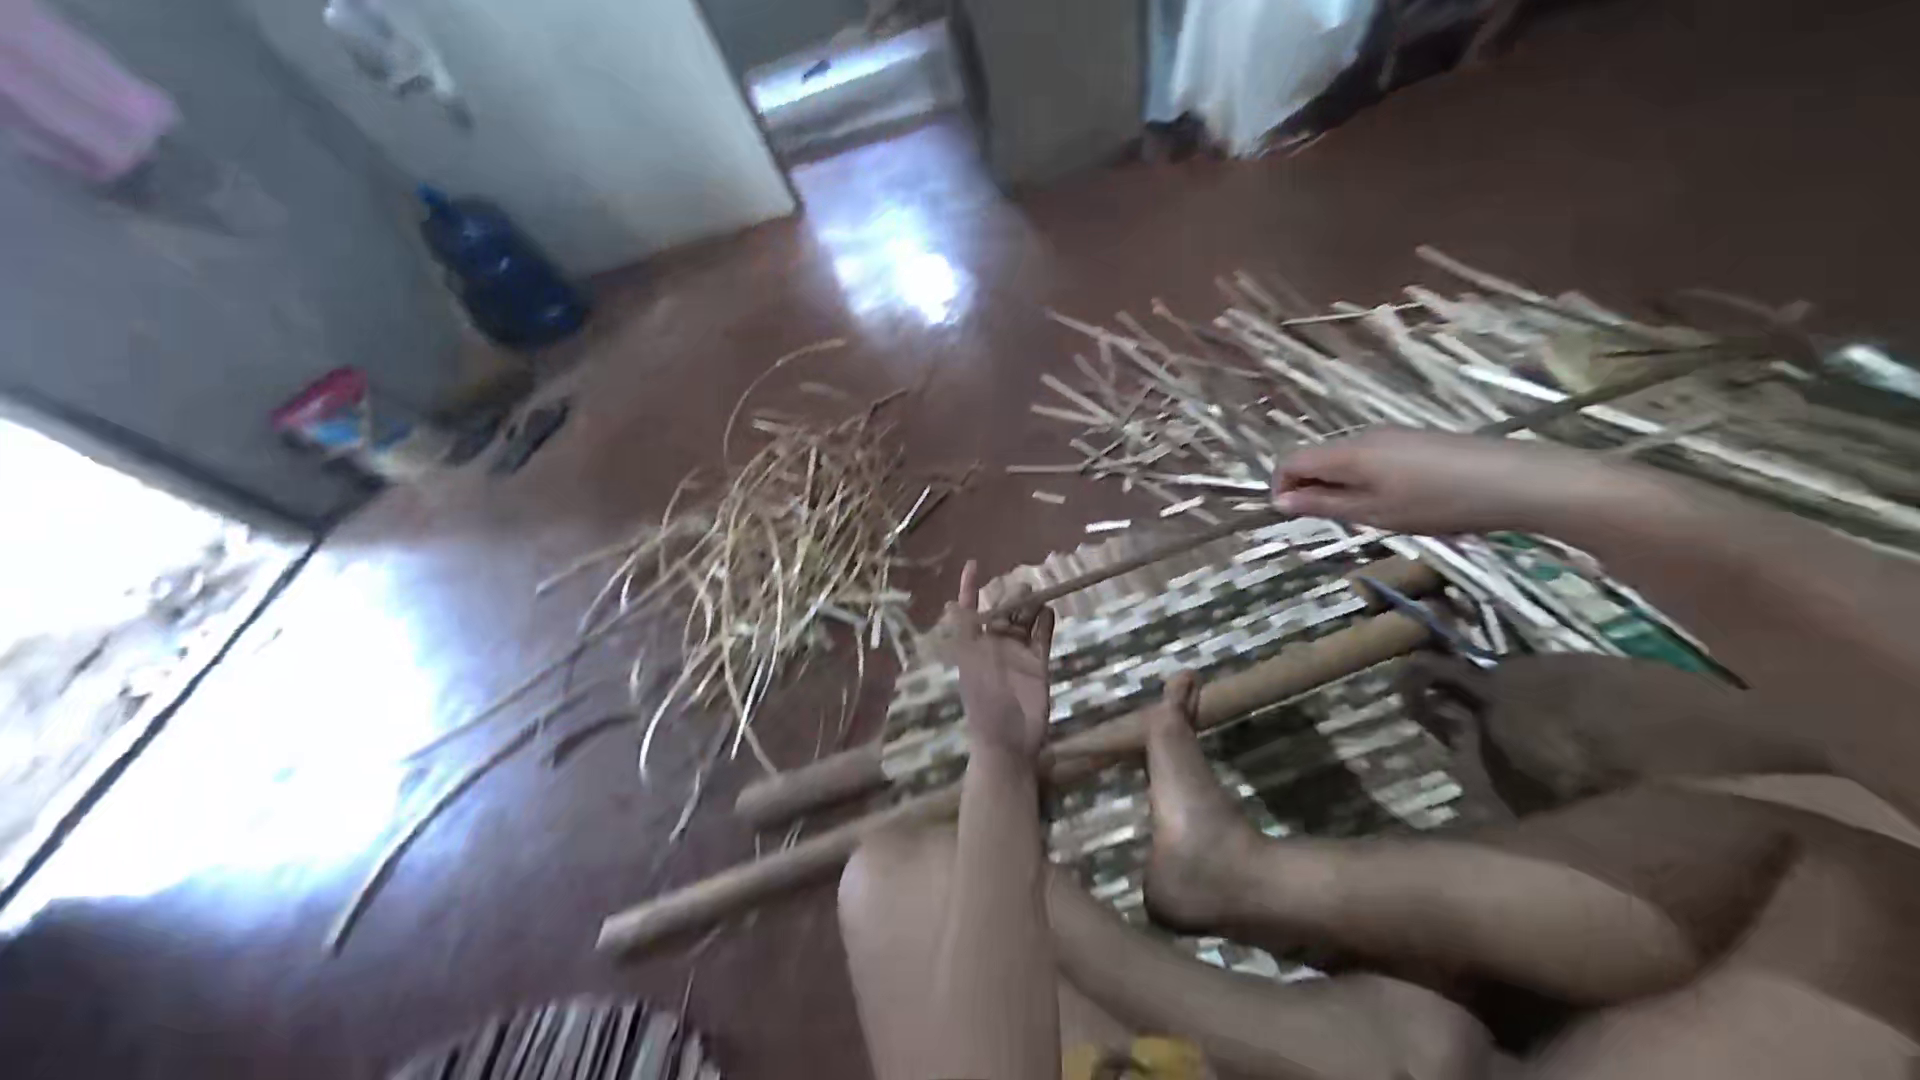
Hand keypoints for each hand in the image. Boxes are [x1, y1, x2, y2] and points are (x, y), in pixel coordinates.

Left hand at [935, 559, 1055, 758]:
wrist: (1008, 740)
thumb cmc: (983, 702)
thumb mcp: (969, 664)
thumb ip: (963, 632)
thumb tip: (947, 603)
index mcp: (974, 644)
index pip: (971, 609)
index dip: (970, 588)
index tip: (973, 564)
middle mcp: (995, 645)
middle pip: (1004, 612)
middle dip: (1011, 598)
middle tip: (1024, 588)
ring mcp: (1018, 654)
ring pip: (1025, 622)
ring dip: (1030, 607)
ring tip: (1039, 593)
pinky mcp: (1038, 664)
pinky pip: (1042, 638)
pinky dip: (1046, 624)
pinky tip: (1050, 610)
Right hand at [1270, 428, 1626, 534]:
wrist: (1520, 481)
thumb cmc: (1437, 503)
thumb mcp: (1373, 513)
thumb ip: (1323, 505)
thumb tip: (1280, 502)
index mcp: (1347, 453)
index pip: (1291, 462)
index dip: (1280, 488)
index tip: (1290, 517)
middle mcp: (1364, 437)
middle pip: (1317, 458)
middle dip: (1310, 488)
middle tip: (1331, 523)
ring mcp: (1393, 436)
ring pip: (1345, 460)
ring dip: (1338, 486)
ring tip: (1367, 517)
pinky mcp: (1416, 441)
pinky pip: (1371, 458)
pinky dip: (1365, 480)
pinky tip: (1397, 502)